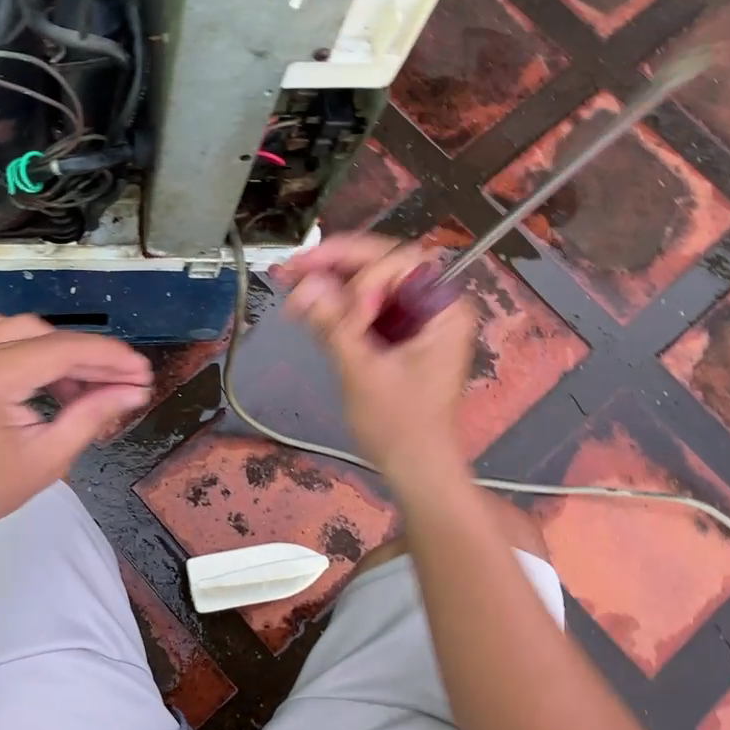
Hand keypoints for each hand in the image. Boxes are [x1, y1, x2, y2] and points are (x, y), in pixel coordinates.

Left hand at [0, 313, 153, 550]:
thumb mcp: (49, 457)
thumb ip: (92, 415)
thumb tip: (134, 390)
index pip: (61, 351)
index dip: (108, 357)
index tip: (142, 371)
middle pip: (44, 335)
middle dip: (87, 356)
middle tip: (121, 383)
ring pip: (22, 328)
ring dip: (58, 350)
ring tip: (84, 386)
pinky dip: (27, 346)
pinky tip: (47, 375)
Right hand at [275, 233, 478, 483]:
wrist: (413, 467)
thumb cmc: (400, 426)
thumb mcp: (364, 372)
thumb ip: (334, 325)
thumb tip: (304, 284)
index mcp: (442, 308)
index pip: (399, 262)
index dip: (363, 278)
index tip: (343, 315)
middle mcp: (430, 304)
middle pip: (378, 265)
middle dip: (333, 266)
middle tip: (290, 269)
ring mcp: (409, 320)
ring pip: (364, 283)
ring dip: (325, 282)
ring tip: (287, 284)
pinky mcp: (390, 336)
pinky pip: (359, 308)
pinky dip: (331, 306)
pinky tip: (301, 306)